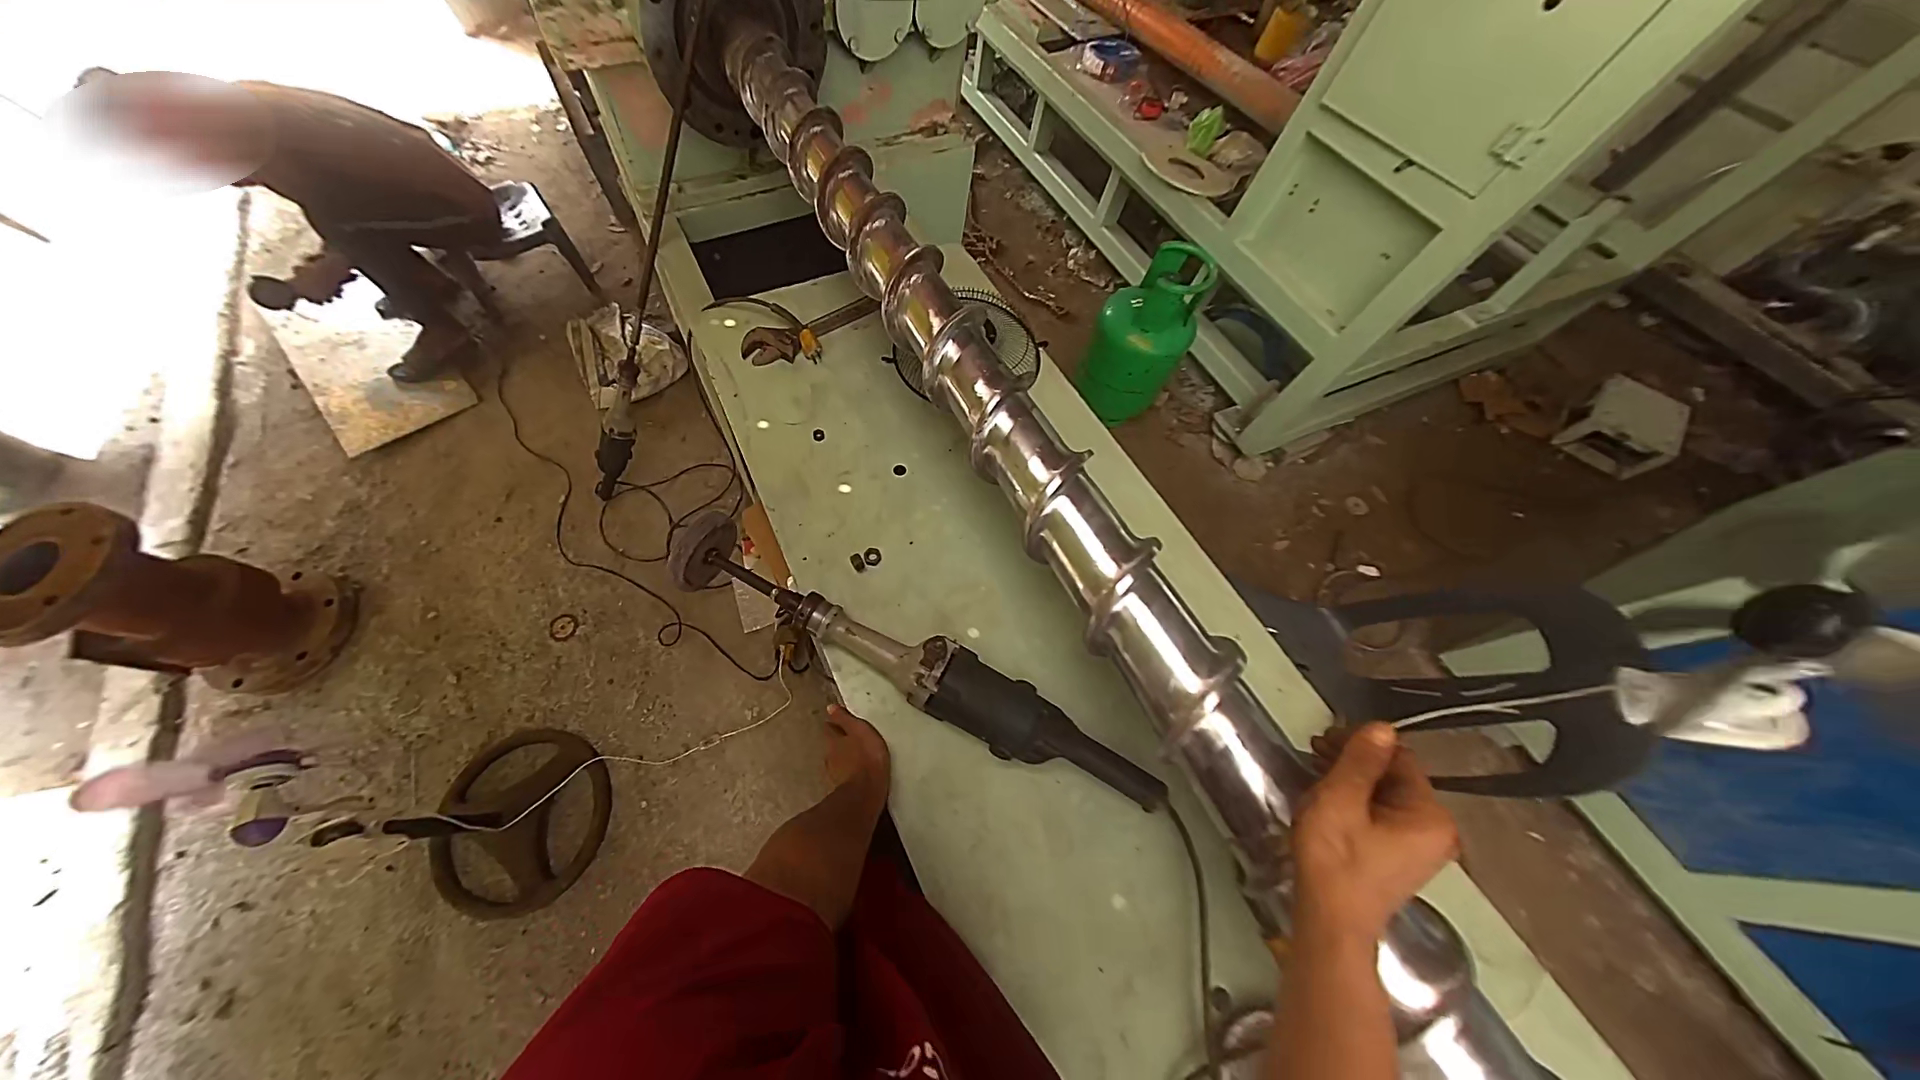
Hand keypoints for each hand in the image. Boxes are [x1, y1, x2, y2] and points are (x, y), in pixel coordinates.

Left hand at [824, 704, 889, 805]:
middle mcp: (829, 756)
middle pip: (832, 744)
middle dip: (840, 741)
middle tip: (852, 737)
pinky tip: (858, 772)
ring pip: (838, 760)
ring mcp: (835, 773)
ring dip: (845, 757)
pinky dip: (850, 770)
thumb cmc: (866, 756)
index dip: (836, 723)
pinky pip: (845, 774)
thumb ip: (845, 719)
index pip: (830, 727)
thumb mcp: (859, 730)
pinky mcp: (844, 787)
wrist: (866, 792)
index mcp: (832, 740)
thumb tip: (830, 707)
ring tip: (857, 755)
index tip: (842, 720)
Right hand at [1291, 723, 1457, 940]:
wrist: (1329, 922)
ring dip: (1350, 779)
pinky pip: (1380, 814)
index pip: (1400, 758)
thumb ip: (1360, 762)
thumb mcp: (1340, 801)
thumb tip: (1381, 726)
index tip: (1322, 739)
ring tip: (1314, 774)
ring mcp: (1419, 847)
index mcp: (1431, 816)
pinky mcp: (1399, 857)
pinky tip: (1327, 800)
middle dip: (1354, 761)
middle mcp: (1436, 830)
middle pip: (1394, 776)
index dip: (1361, 743)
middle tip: (1314, 753)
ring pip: (1384, 795)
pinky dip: (1354, 801)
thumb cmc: (1334, 860)